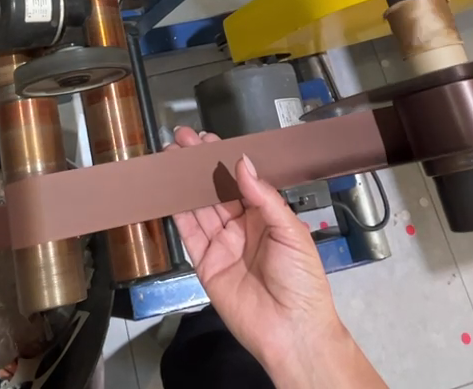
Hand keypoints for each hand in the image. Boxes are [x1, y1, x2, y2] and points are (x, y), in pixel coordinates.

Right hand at [166, 127, 384, 388]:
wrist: (293, 333)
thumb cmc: (303, 282)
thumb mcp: (291, 232)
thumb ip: (264, 196)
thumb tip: (243, 162)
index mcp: (265, 216)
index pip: (240, 180)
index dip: (223, 159)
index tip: (208, 139)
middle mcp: (242, 226)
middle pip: (215, 189)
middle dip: (198, 164)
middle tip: (182, 140)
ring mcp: (222, 244)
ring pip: (199, 206)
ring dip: (184, 182)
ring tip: (170, 158)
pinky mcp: (206, 263)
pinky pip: (189, 233)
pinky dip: (177, 212)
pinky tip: (169, 192)